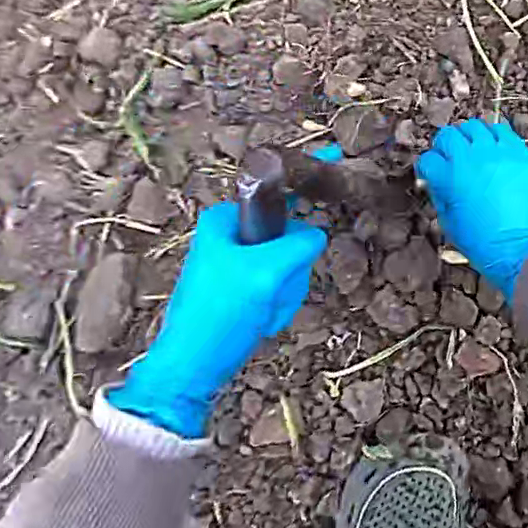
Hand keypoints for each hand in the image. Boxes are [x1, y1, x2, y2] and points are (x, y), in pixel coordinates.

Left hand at [109, 195, 327, 438]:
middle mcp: (231, 235)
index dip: (307, 176)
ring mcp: (238, 261)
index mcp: (225, 219)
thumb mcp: (266, 271)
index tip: (335, 158)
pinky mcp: (243, 284)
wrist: (192, 369)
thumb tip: (317, 233)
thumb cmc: (221, 314)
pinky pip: (282, 281)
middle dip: (293, 265)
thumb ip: (301, 242)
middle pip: (291, 231)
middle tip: (278, 286)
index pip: (275, 187)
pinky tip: (264, 317)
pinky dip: (281, 299)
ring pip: (290, 260)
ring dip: (288, 287)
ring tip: (267, 307)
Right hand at [417, 119, 527, 297]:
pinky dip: (495, 134)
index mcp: (449, 178)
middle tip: (450, 156)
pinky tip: (494, 146)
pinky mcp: (519, 152)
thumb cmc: (489, 244)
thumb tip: (438, 184)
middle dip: (446, 145)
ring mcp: (497, 153)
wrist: (525, 248)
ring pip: (475, 126)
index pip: (428, 159)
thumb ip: (441, 197)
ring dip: (470, 135)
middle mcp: (471, 159)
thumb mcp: (451, 225)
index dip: (429, 166)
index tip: (434, 171)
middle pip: (449, 135)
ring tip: (473, 148)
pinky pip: (503, 129)